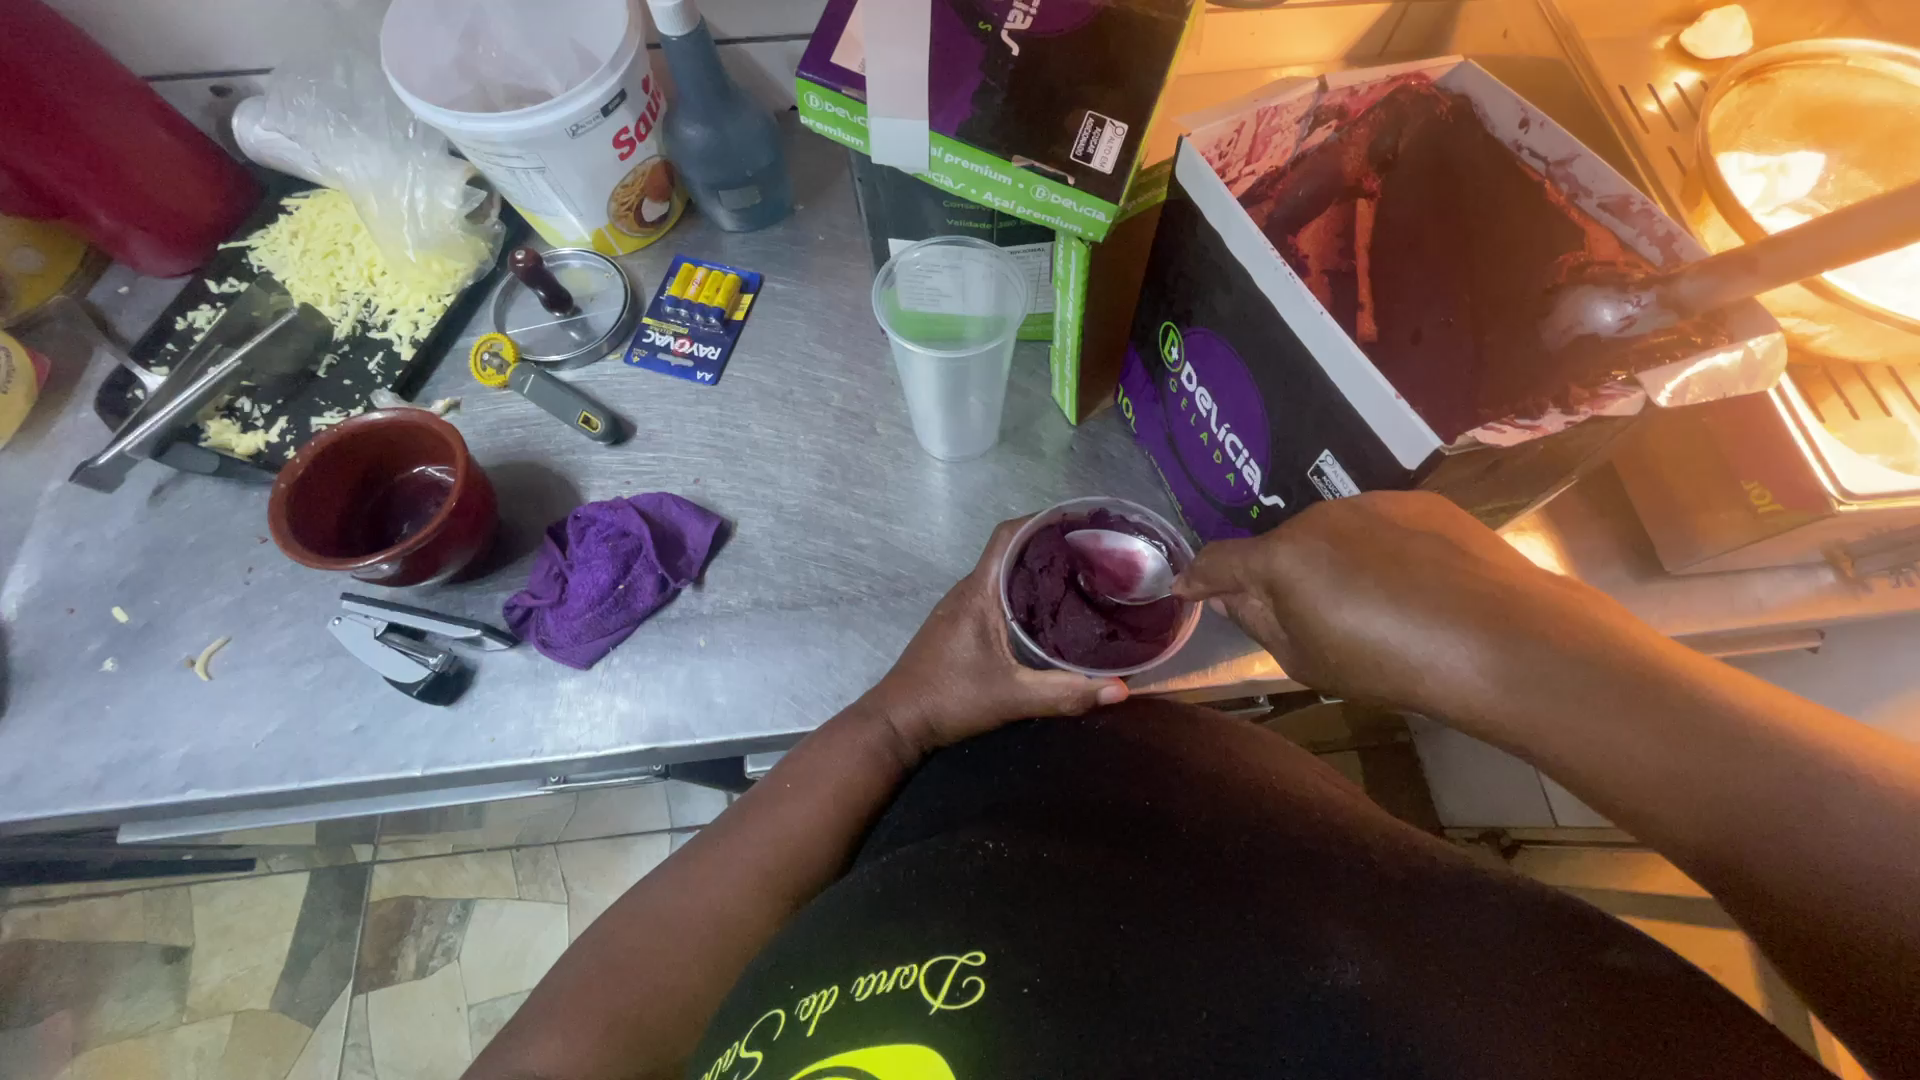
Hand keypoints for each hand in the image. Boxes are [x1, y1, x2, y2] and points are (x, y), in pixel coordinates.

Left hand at [861, 518, 1129, 761]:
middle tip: (1093, 553)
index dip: (1042, 519)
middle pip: (1011, 550)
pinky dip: (1024, 591)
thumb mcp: (1012, 698)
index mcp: (979, 592)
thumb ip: (1065, 694)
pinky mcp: (960, 625)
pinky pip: (997, 593)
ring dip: (1037, 569)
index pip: (1008, 534)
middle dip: (1050, 544)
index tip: (1080, 522)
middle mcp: (969, 590)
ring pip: (1004, 573)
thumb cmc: (949, 700)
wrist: (897, 722)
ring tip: (1081, 577)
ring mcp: (961, 607)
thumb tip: (1121, 689)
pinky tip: (1049, 612)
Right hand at [1174, 491, 1656, 729]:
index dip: (1196, 577)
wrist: (1505, 641)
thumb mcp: (1304, 660)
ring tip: (1374, 604)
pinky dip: (1378, 551)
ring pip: (1330, 534)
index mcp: (1281, 558)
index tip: (1185, 589)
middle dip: (1279, 577)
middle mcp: (1317, 517)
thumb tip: (1233, 594)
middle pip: (1279, 548)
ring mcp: (1372, 503)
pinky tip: (1412, 585)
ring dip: (1331, 561)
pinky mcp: (1419, 503)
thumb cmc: (1391, 663)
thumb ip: (1256, 620)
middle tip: (1312, 619)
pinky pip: (1377, 526)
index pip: (1217, 561)